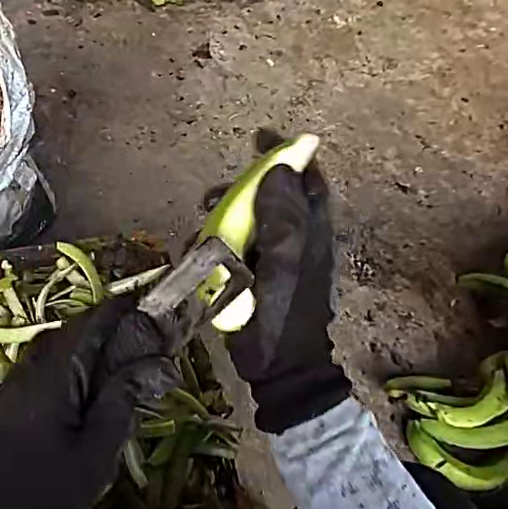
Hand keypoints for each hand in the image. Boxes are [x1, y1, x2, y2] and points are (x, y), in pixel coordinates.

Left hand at [0, 296, 176, 508]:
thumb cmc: (52, 493)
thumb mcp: (98, 449)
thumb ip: (123, 398)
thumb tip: (157, 363)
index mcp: (52, 378)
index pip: (87, 327)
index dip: (115, 310)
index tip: (141, 301)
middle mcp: (26, 372)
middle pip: (66, 333)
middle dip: (100, 325)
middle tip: (133, 332)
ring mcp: (9, 387)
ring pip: (49, 349)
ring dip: (80, 343)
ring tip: (112, 354)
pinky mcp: (3, 404)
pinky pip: (37, 368)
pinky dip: (64, 362)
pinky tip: (81, 383)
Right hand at [226, 141, 351, 431]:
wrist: (279, 370)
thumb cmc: (285, 319)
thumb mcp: (287, 264)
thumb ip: (284, 217)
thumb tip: (279, 169)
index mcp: (311, 232)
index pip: (306, 180)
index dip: (288, 154)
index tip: (260, 138)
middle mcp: (295, 239)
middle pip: (270, 197)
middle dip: (240, 190)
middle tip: (212, 197)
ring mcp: (274, 259)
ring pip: (247, 221)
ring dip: (221, 219)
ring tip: (200, 232)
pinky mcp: (254, 277)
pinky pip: (232, 249)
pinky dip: (212, 247)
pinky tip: (197, 258)